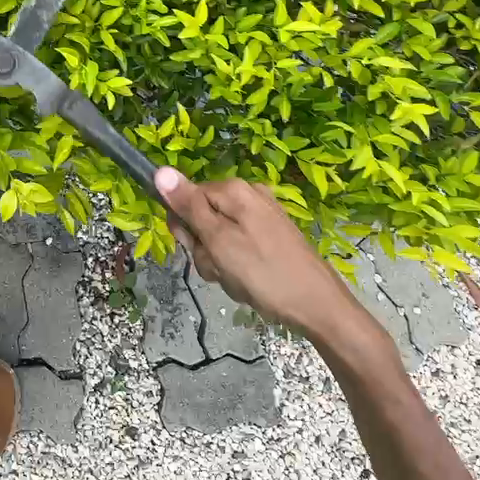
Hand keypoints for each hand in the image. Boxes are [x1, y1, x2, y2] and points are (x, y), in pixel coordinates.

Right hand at [154, 166, 364, 341]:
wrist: (320, 309)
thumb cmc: (265, 274)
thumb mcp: (218, 241)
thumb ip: (188, 206)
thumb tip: (159, 171)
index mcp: (234, 190)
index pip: (185, 198)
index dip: (185, 228)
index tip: (200, 250)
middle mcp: (249, 194)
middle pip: (202, 217)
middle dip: (205, 248)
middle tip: (221, 269)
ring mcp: (264, 215)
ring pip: (219, 236)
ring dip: (220, 262)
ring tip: (238, 280)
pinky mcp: (274, 236)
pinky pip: (240, 245)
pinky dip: (238, 266)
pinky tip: (250, 283)